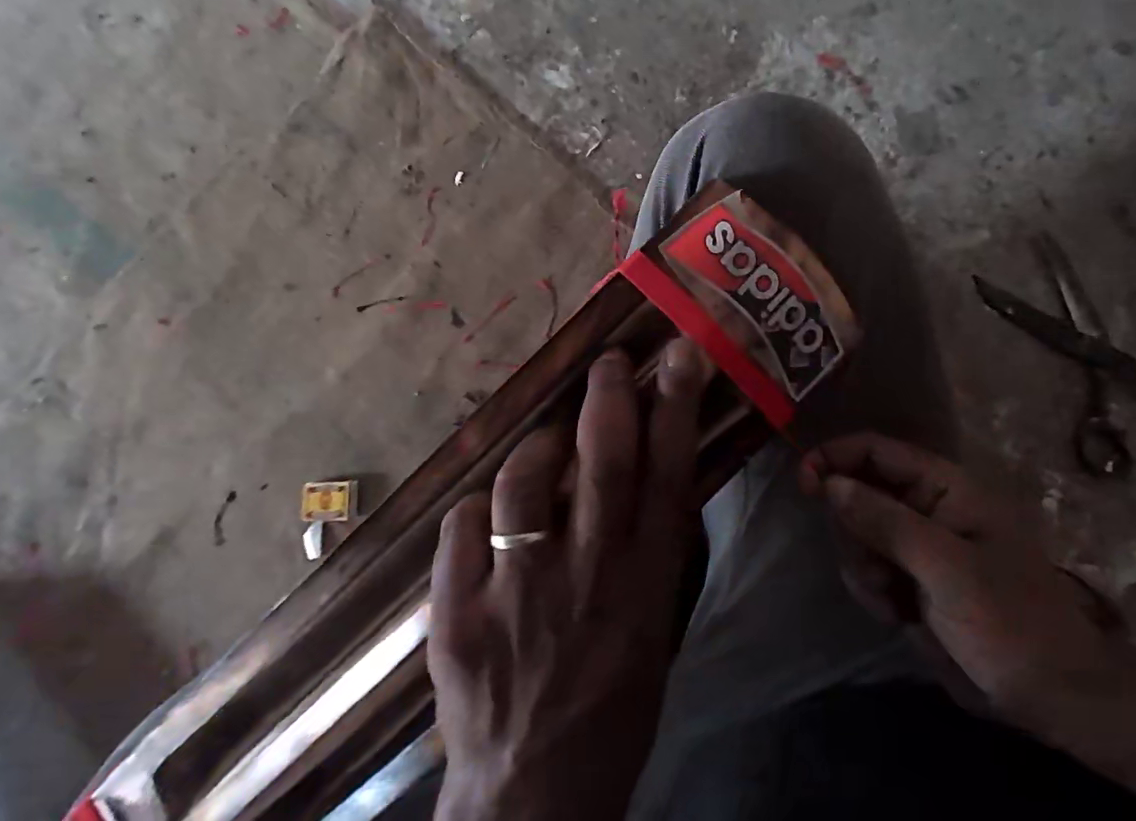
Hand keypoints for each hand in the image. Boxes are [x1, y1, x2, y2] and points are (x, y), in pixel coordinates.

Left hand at [429, 341, 712, 820]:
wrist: (530, 793)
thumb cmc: (607, 711)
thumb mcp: (652, 632)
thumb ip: (649, 554)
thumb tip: (648, 476)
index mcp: (641, 589)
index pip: (667, 479)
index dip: (675, 411)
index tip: (677, 358)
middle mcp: (584, 578)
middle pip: (600, 464)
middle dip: (608, 399)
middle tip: (609, 362)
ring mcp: (515, 591)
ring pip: (522, 482)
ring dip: (535, 449)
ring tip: (544, 445)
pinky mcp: (458, 609)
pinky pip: (463, 524)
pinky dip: (475, 510)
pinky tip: (485, 520)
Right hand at [803, 434, 1121, 722]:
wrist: (1054, 697)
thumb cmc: (1011, 621)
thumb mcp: (946, 568)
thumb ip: (885, 522)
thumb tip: (829, 483)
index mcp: (946, 488)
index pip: (876, 451)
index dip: (835, 457)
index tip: (804, 484)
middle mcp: (927, 508)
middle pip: (858, 492)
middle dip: (853, 530)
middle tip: (873, 569)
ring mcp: (918, 545)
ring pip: (856, 534)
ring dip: (862, 567)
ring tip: (893, 600)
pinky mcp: (911, 579)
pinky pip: (866, 568)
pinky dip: (872, 590)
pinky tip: (898, 615)